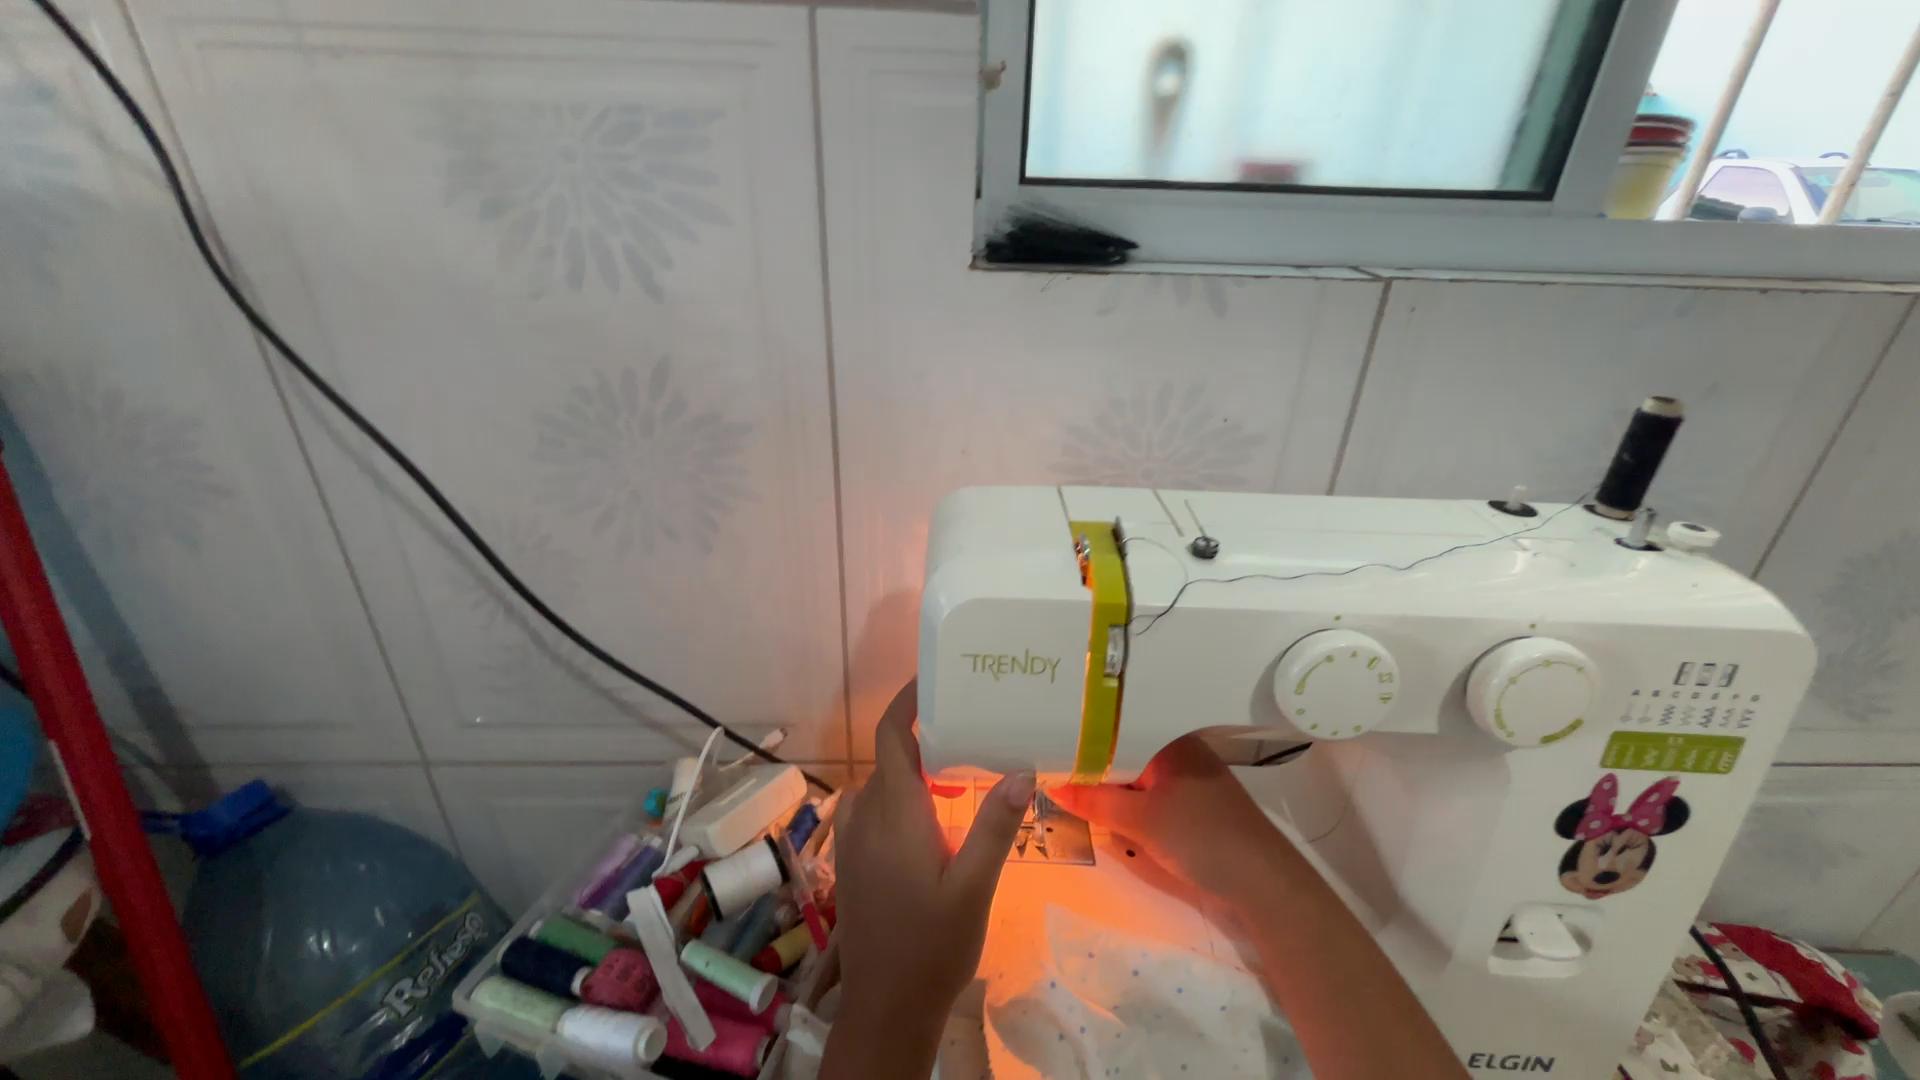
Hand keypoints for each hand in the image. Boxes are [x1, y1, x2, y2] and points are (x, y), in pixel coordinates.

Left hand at [822, 679, 1033, 1077]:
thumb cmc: (933, 946)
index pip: (891, 737)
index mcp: (895, 814)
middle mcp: (866, 816)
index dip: (906, 703)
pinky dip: (899, 795)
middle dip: (923, 735)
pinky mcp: (852, 861)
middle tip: (970, 727)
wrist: (885, 1007)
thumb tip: (1021, 770)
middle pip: (889, 756)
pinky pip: (873, 808)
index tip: (935, 681)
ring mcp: (853, 840)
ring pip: (881, 783)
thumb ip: (995, 827)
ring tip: (958, 769)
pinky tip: (932, 818)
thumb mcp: (975, 887)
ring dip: (913, 769)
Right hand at [1049, 735, 1285, 901]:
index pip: (1117, 733)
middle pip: (1125, 756)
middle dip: (1094, 771)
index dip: (1083, 743)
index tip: (1048, 750)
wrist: (1264, 884)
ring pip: (1137, 780)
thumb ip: (1095, 802)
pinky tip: (1109, 817)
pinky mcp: (1195, 807)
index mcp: (1170, 741)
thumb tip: (1051, 786)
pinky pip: (1152, 798)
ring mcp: (1190, 780)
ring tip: (1071, 793)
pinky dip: (1131, 808)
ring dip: (1112, 793)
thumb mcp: (1140, 820)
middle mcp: (1180, 752)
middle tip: (1051, 774)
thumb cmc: (1201, 837)